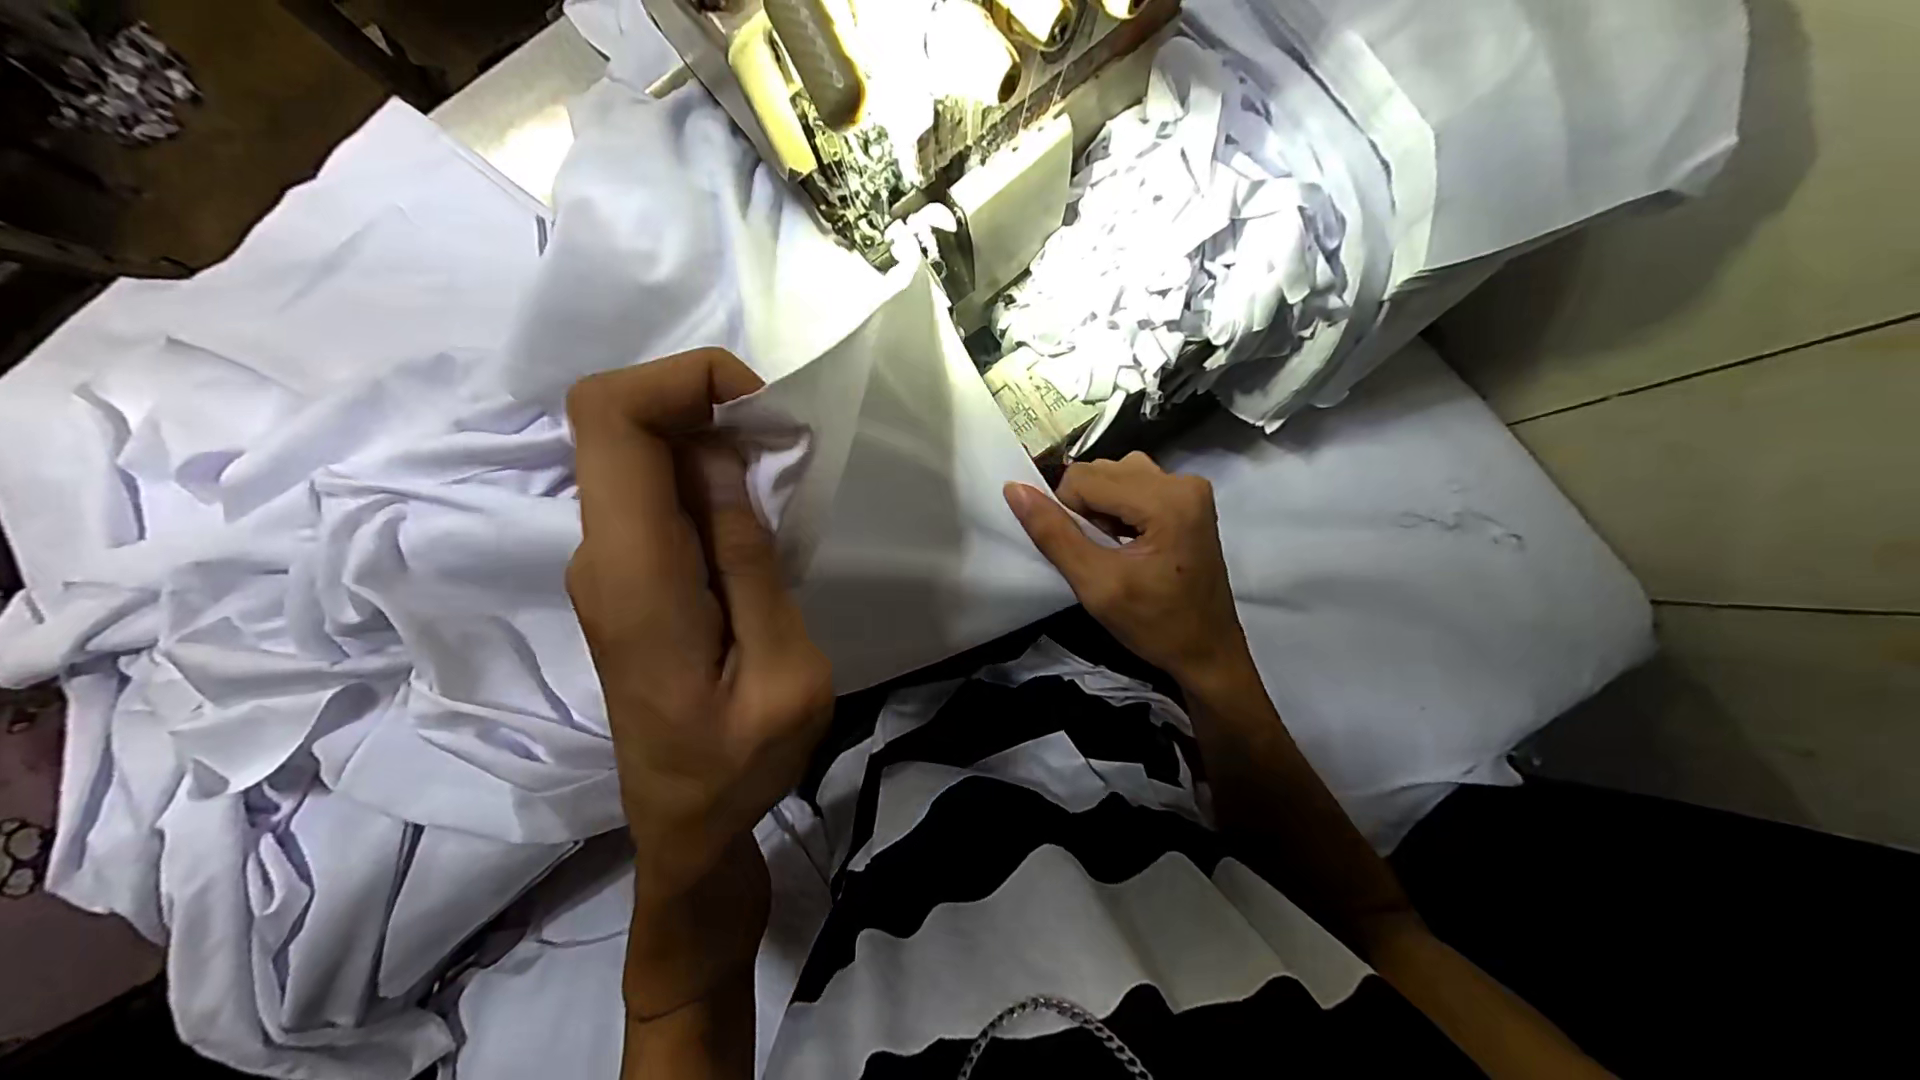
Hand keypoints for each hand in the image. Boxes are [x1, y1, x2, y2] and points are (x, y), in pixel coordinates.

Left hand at [566, 349, 833, 1012]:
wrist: (684, 826)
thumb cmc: (741, 764)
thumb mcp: (785, 672)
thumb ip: (749, 560)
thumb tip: (720, 457)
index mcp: (636, 573)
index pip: (611, 418)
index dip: (684, 379)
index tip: (763, 411)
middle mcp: (601, 554)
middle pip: (619, 422)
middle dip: (707, 404)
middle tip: (785, 448)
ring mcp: (604, 564)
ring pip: (638, 453)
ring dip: (711, 442)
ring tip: (780, 488)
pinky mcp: (623, 576)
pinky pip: (653, 492)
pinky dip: (704, 475)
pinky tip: (754, 518)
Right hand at [1005, 452, 1251, 687]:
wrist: (1206, 651)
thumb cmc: (1154, 625)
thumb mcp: (1095, 584)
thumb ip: (1053, 533)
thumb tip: (1014, 489)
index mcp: (1167, 500)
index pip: (1083, 478)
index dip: (1068, 514)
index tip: (1084, 553)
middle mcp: (1182, 481)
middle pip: (1100, 471)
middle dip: (1086, 510)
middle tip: (1101, 554)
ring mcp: (1189, 487)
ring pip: (1114, 474)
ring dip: (1100, 508)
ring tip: (1114, 548)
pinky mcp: (1189, 498)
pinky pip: (1134, 483)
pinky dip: (1119, 508)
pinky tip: (1128, 542)